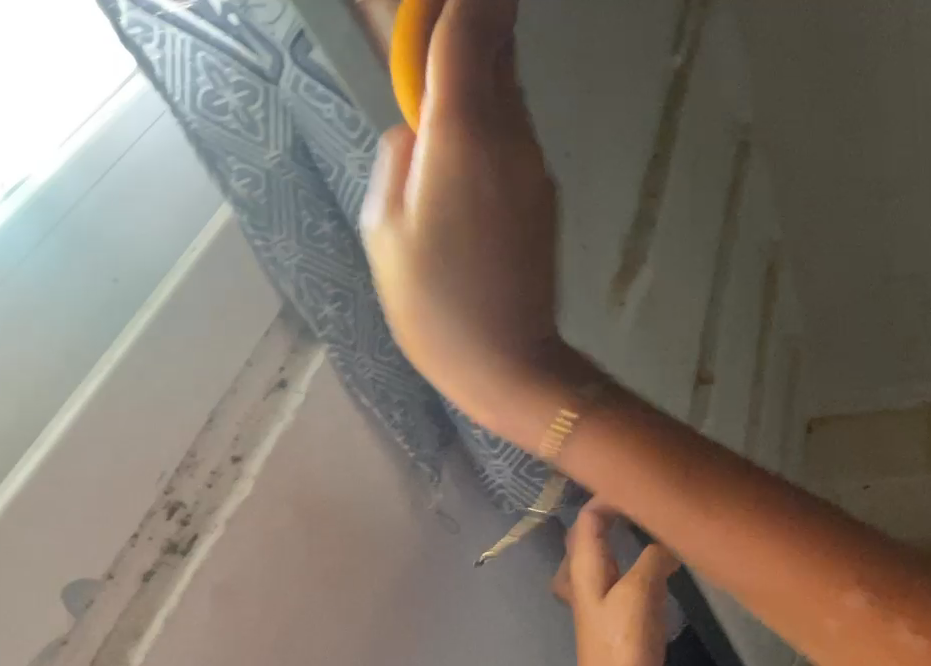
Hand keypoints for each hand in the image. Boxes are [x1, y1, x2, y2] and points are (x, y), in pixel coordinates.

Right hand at [361, 0, 597, 448]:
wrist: (512, 365)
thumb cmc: (436, 309)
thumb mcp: (384, 233)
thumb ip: (396, 161)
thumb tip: (415, 130)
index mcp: (463, 137)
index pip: (467, 32)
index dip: (456, 3)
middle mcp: (510, 140)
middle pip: (496, 52)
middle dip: (472, 20)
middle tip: (441, 23)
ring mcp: (535, 170)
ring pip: (509, 93)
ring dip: (481, 68)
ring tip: (443, 67)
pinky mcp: (546, 198)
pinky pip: (515, 135)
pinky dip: (491, 114)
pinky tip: (465, 133)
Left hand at [553, 504, 678, 665]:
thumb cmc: (624, 651)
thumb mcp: (640, 595)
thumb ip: (653, 560)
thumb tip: (668, 544)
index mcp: (585, 573)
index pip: (586, 521)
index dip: (607, 498)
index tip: (643, 487)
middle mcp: (588, 587)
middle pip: (589, 542)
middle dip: (611, 518)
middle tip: (648, 506)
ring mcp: (603, 612)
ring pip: (608, 566)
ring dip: (626, 546)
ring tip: (657, 535)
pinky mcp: (621, 632)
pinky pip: (627, 590)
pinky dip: (642, 575)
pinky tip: (665, 580)